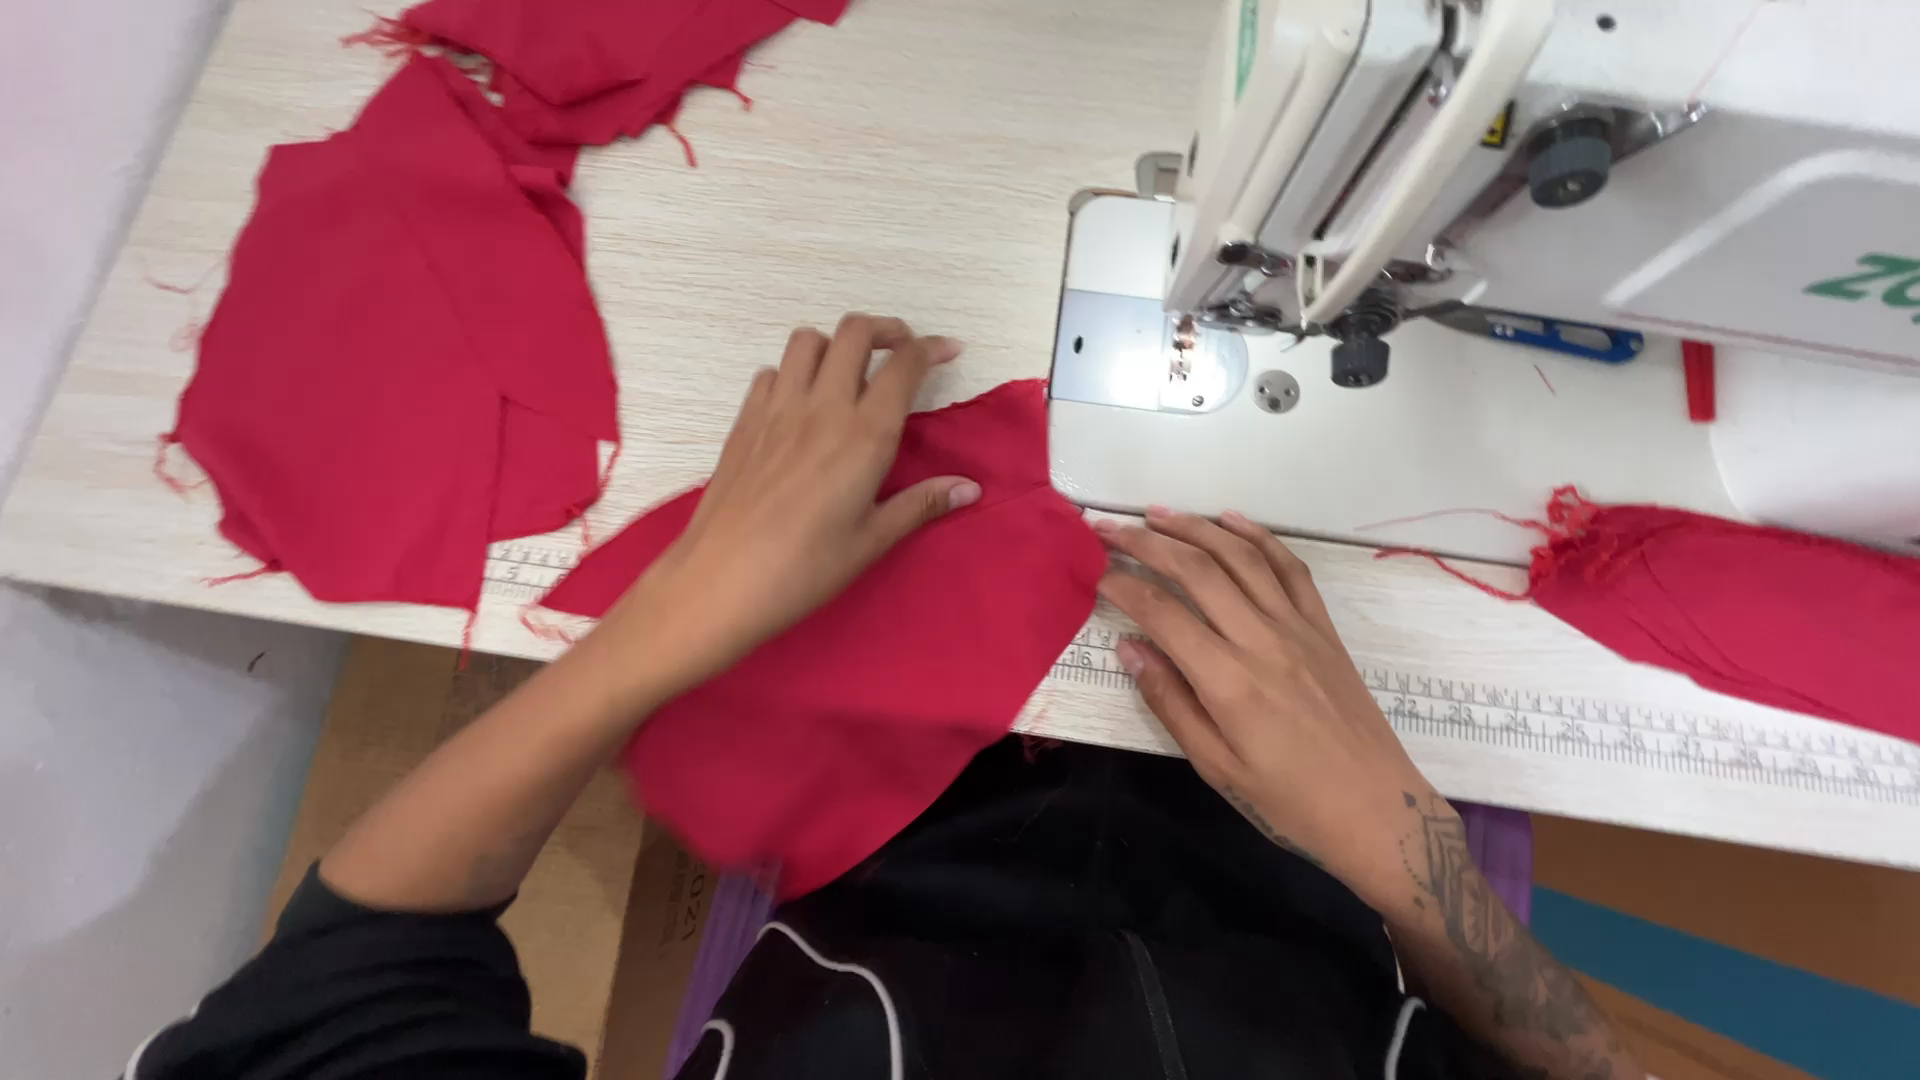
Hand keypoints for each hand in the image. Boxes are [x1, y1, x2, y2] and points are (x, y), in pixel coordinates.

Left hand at [595, 315, 975, 706]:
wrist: (720, 581)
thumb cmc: (806, 569)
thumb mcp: (872, 540)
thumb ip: (922, 504)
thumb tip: (971, 488)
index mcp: (863, 435)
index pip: (904, 366)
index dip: (932, 348)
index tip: (949, 350)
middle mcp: (821, 408)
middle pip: (855, 332)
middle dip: (886, 329)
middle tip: (903, 350)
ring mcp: (776, 410)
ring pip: (808, 340)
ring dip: (836, 344)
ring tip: (850, 372)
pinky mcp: (744, 422)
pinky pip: (771, 373)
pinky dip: (793, 372)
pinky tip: (800, 406)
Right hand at [1094, 507, 1439, 896]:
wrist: (1377, 811)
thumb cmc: (1288, 800)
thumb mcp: (1216, 766)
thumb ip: (1170, 702)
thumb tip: (1130, 648)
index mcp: (1228, 681)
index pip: (1162, 613)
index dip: (1122, 585)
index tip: (1095, 572)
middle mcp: (1262, 640)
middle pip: (1197, 571)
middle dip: (1147, 542)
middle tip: (1110, 528)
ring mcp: (1297, 628)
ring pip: (1241, 558)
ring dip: (1196, 528)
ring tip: (1158, 514)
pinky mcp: (1323, 628)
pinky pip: (1290, 568)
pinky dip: (1258, 537)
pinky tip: (1230, 521)